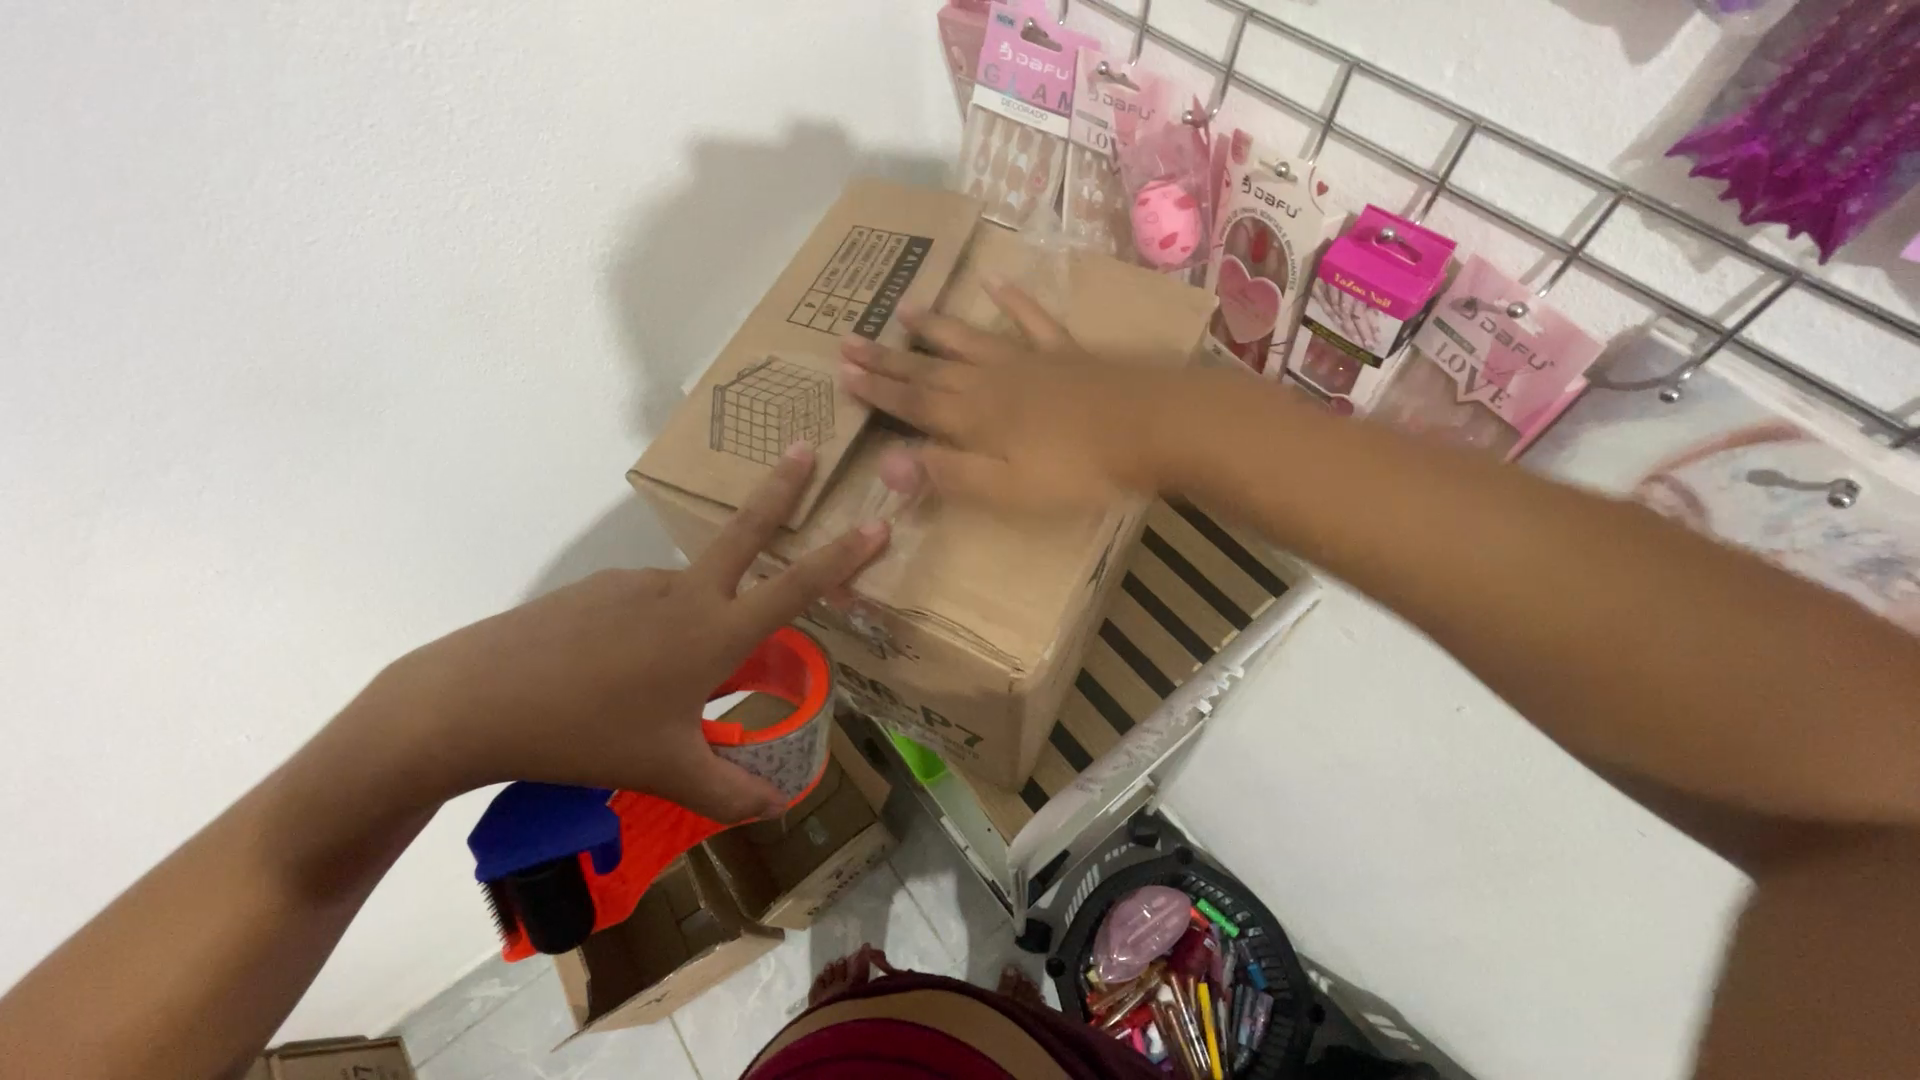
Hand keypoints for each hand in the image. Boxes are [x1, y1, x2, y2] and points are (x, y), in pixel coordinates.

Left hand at [357, 445, 887, 822]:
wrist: (475, 701)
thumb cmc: (588, 734)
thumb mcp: (668, 771)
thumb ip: (730, 791)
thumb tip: (776, 806)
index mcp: (714, 632)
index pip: (795, 590)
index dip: (842, 559)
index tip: (877, 525)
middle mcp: (682, 593)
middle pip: (745, 532)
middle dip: (781, 490)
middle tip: (805, 450)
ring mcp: (635, 584)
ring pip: (690, 592)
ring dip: (702, 613)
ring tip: (661, 683)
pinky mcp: (597, 589)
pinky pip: (645, 604)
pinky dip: (655, 627)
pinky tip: (618, 672)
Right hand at [838, 283, 1188, 510]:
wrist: (1151, 427)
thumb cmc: (1077, 470)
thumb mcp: (1007, 488)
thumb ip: (949, 474)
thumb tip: (888, 463)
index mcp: (974, 418)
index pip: (913, 403)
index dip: (877, 391)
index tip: (842, 373)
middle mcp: (992, 381)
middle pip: (931, 368)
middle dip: (889, 358)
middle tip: (849, 339)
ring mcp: (1030, 361)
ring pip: (971, 339)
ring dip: (936, 326)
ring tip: (903, 309)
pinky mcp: (1066, 353)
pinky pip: (1033, 321)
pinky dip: (1014, 301)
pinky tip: (998, 281)